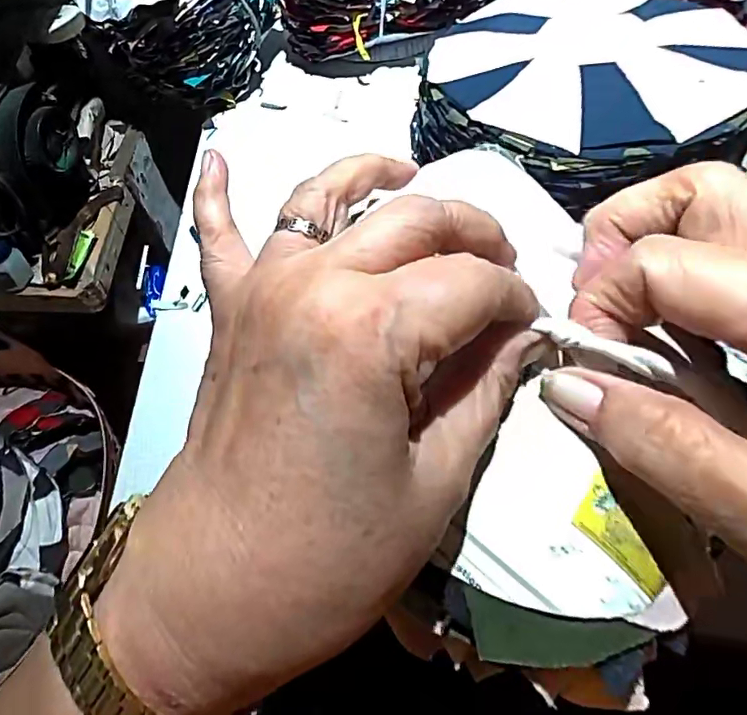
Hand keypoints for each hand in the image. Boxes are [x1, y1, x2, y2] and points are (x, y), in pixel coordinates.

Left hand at [96, 152, 541, 712]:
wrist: (214, 587)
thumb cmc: (329, 556)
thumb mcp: (435, 481)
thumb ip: (484, 389)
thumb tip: (522, 335)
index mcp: (370, 328)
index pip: (470, 281)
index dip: (515, 298)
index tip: (532, 322)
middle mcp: (313, 283)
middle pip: (412, 220)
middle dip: (472, 231)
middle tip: (502, 262)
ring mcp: (264, 287)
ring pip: (323, 197)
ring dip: (370, 176)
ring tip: (407, 173)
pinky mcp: (231, 306)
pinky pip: (218, 234)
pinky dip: (217, 194)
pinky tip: (221, 158)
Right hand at [547, 162, 746, 713]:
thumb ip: (681, 458)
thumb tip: (570, 388)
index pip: (677, 262)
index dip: (605, 303)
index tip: (583, 368)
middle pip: (710, 190)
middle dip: (624, 231)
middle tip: (597, 311)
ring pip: (745, 207)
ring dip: (667, 243)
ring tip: (637, 317)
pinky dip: (713, 272)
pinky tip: (709, 337)